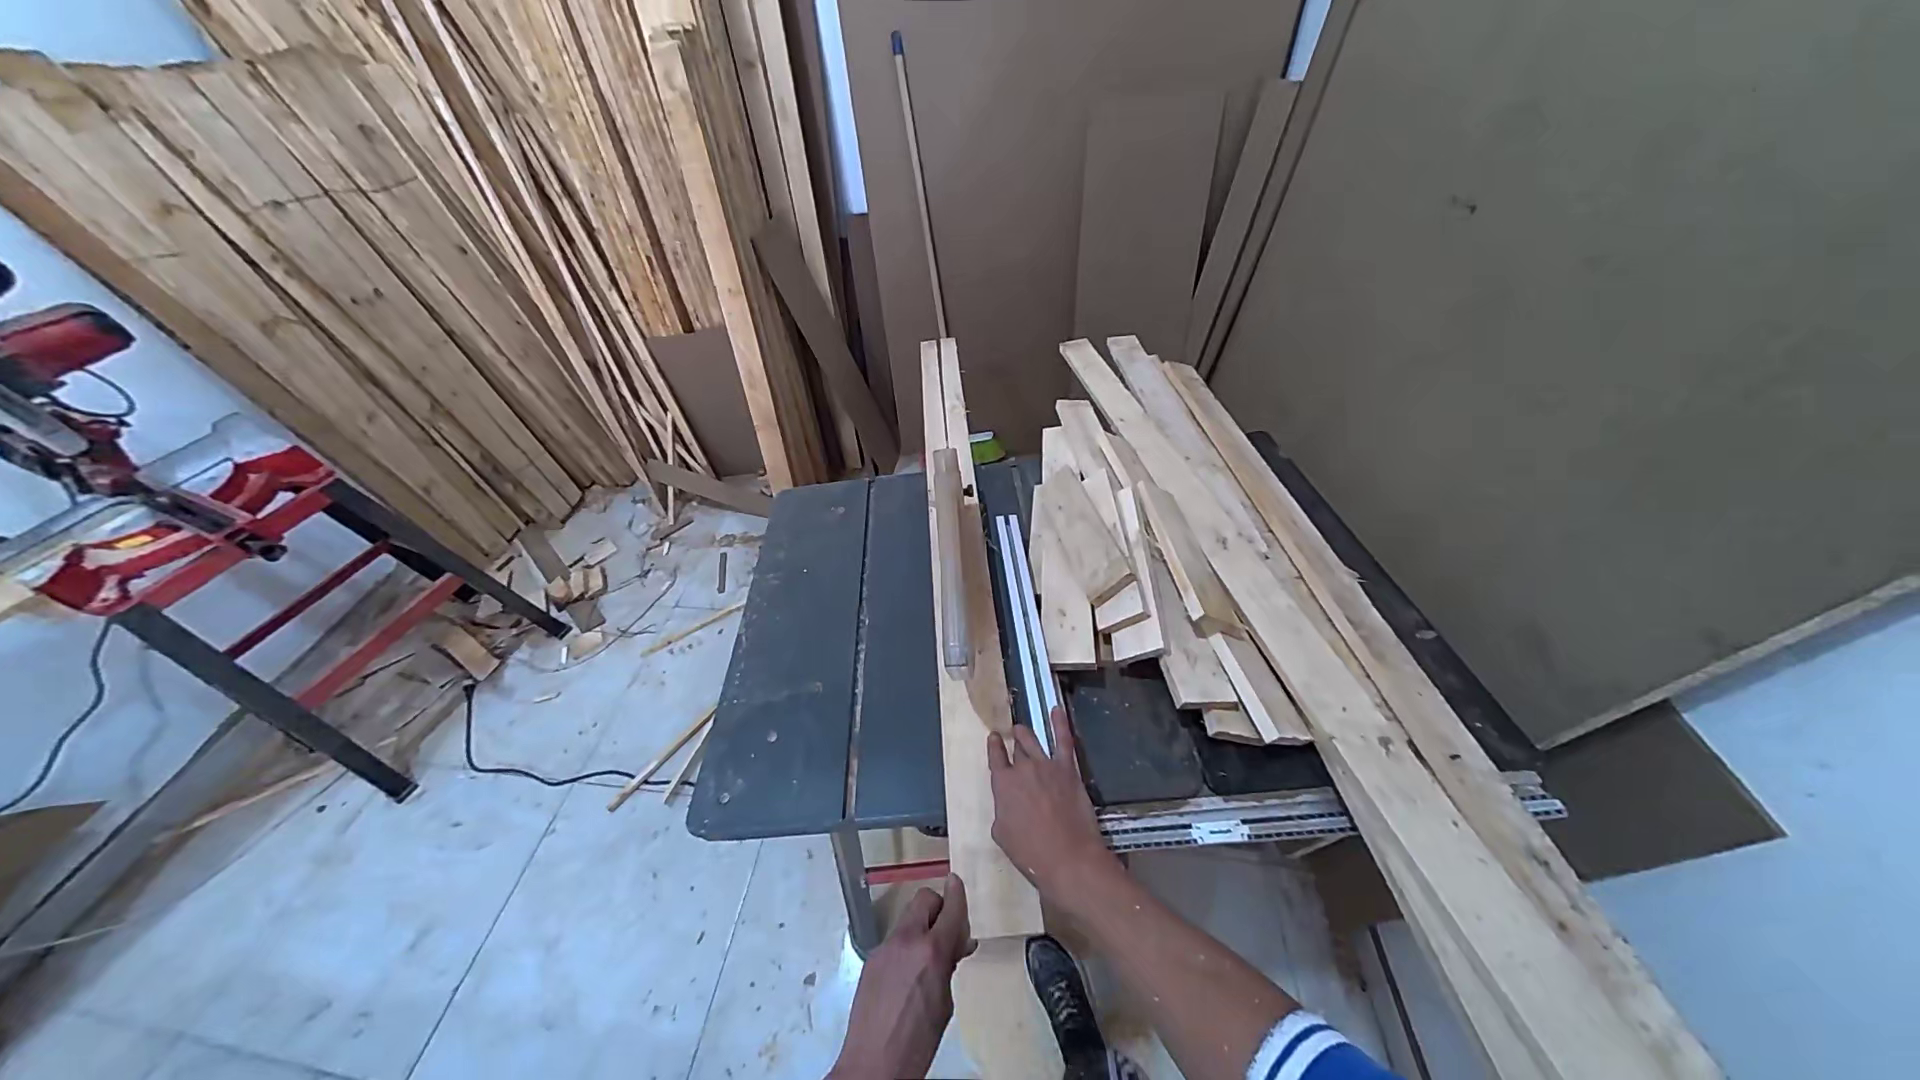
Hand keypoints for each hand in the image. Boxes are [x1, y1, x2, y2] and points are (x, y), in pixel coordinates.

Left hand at [829, 876, 974, 1078]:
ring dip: (922, 927)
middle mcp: (906, 941)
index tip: (957, 881)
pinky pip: (895, 941)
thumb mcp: (945, 1003)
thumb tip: (958, 944)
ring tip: (929, 958)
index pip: (950, 909)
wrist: (873, 1065)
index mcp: (931, 952)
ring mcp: (884, 949)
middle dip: (938, 907)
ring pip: (908, 920)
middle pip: (924, 900)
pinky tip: (909, 974)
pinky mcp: (871, 960)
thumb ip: (950, 964)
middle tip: (948, 931)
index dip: (957, 893)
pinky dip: (907, 946)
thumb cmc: (917, 1042)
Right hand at [987, 708, 1117, 902]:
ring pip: (1033, 741)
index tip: (994, 739)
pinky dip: (1060, 723)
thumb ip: (1002, 811)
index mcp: (1003, 785)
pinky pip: (1064, 740)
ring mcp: (1046, 765)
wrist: (1068, 858)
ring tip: (1021, 728)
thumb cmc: (1031, 853)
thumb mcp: (1003, 834)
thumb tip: (1008, 803)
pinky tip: (1056, 710)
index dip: (994, 747)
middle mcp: (1022, 769)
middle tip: (1011, 736)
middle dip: (1012, 742)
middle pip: (1016, 750)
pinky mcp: (1068, 770)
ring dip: (1025, 733)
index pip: (996, 758)